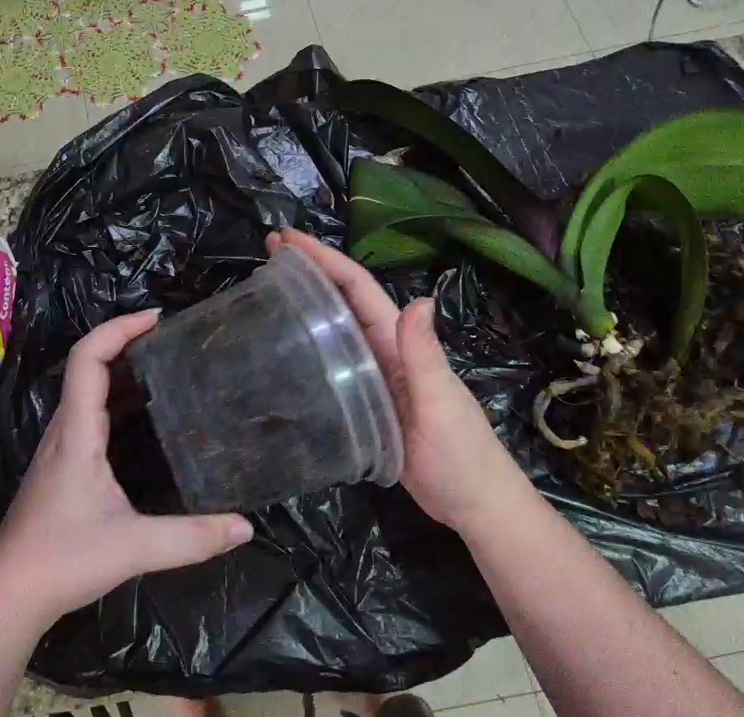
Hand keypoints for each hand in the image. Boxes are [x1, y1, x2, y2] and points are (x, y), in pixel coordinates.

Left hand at [0, 310, 254, 640]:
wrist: (11, 593)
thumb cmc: (64, 560)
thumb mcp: (134, 547)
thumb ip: (191, 538)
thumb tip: (245, 526)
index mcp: (77, 431)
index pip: (88, 358)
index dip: (119, 328)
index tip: (158, 317)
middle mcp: (66, 429)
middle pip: (90, 366)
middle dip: (130, 344)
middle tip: (177, 341)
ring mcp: (62, 447)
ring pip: (91, 391)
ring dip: (127, 374)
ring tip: (173, 370)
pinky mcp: (64, 466)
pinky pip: (93, 416)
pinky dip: (122, 404)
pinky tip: (152, 421)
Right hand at [266, 230, 533, 530]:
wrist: (476, 505)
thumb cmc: (460, 455)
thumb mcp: (440, 404)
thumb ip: (425, 356)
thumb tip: (418, 300)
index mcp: (399, 343)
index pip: (358, 289)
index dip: (324, 259)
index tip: (286, 238)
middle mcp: (385, 350)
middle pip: (343, 298)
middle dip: (309, 268)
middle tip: (268, 247)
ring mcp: (375, 375)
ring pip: (335, 326)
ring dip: (307, 299)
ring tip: (268, 284)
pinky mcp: (367, 400)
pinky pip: (332, 360)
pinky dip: (310, 341)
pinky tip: (285, 345)